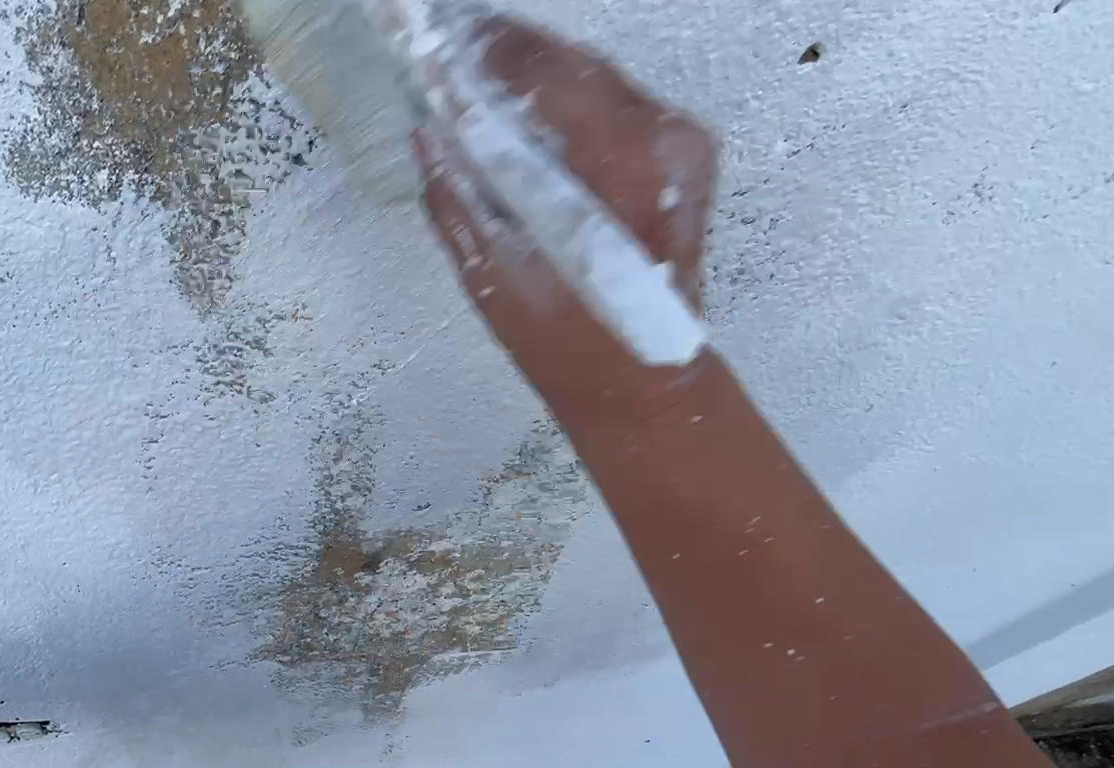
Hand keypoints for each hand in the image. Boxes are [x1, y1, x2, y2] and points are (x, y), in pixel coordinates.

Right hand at [416, 18, 717, 421]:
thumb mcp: (495, 278)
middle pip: (577, 64)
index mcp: (622, 165)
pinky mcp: (687, 153)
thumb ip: (457, 200)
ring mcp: (686, 140)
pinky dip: (566, 100)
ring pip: (599, 78)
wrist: (640, 382)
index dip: (487, 51)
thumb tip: (427, 133)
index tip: (437, 39)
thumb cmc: (564, 345)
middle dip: (509, 53)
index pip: (547, 74)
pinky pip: (617, 105)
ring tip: (478, 72)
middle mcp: (666, 135)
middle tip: (451, 46)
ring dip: (537, 73)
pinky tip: (525, 109)